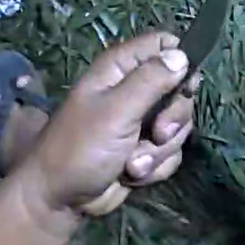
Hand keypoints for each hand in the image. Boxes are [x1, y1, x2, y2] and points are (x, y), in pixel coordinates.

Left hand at [17, 32, 196, 219]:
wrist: (60, 199)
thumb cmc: (80, 147)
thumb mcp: (116, 111)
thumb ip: (151, 81)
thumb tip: (182, 54)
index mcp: (121, 67)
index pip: (164, 45)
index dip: (180, 61)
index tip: (184, 86)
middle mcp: (133, 87)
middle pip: (179, 87)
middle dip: (173, 117)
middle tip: (156, 133)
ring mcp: (141, 119)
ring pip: (178, 124)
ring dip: (159, 149)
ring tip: (132, 162)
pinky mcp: (146, 147)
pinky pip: (171, 150)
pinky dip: (156, 165)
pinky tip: (132, 174)